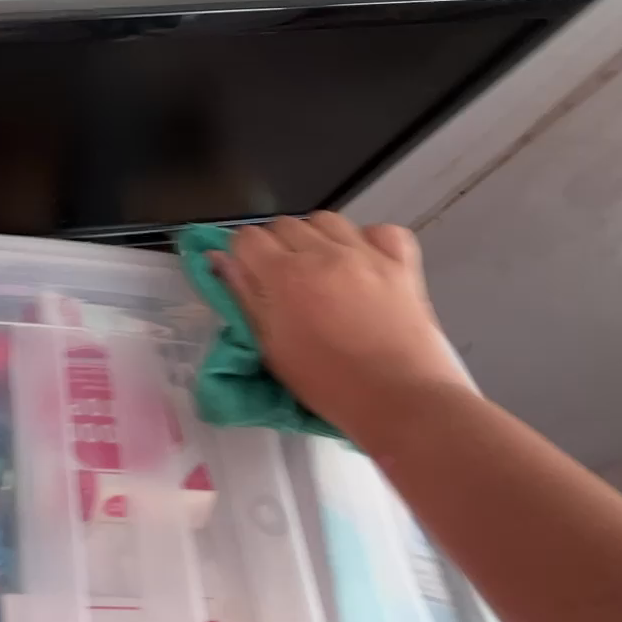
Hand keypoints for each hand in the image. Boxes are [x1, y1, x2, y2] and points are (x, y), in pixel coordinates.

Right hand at [212, 212, 469, 434]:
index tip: (250, 277)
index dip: (242, 255)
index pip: (246, 237)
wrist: (402, 401)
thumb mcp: (268, 345)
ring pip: (327, 220)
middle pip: (284, 224)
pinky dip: (367, 241)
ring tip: (321, 267)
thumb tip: (218, 260)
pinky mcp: (403, 266)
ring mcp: (367, 256)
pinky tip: (362, 263)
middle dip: (276, 246)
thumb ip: (242, 296)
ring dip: (316, 238)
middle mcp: (323, 254)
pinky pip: (381, 231)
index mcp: (284, 275)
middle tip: (283, 280)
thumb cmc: (326, 382)